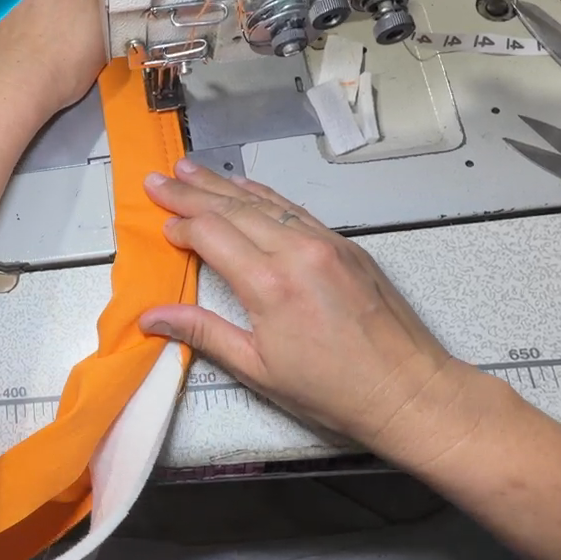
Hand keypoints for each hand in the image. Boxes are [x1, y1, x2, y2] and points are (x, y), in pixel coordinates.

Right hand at [139, 161, 483, 461]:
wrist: (409, 390)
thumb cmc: (331, 389)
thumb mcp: (257, 368)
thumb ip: (201, 331)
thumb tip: (150, 316)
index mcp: (270, 284)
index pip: (211, 234)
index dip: (181, 227)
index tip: (161, 226)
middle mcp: (297, 251)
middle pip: (231, 208)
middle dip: (190, 193)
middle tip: (157, 178)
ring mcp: (325, 243)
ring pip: (263, 202)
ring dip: (222, 184)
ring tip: (189, 169)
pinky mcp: (345, 245)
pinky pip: (293, 209)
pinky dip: (262, 195)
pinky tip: (243, 186)